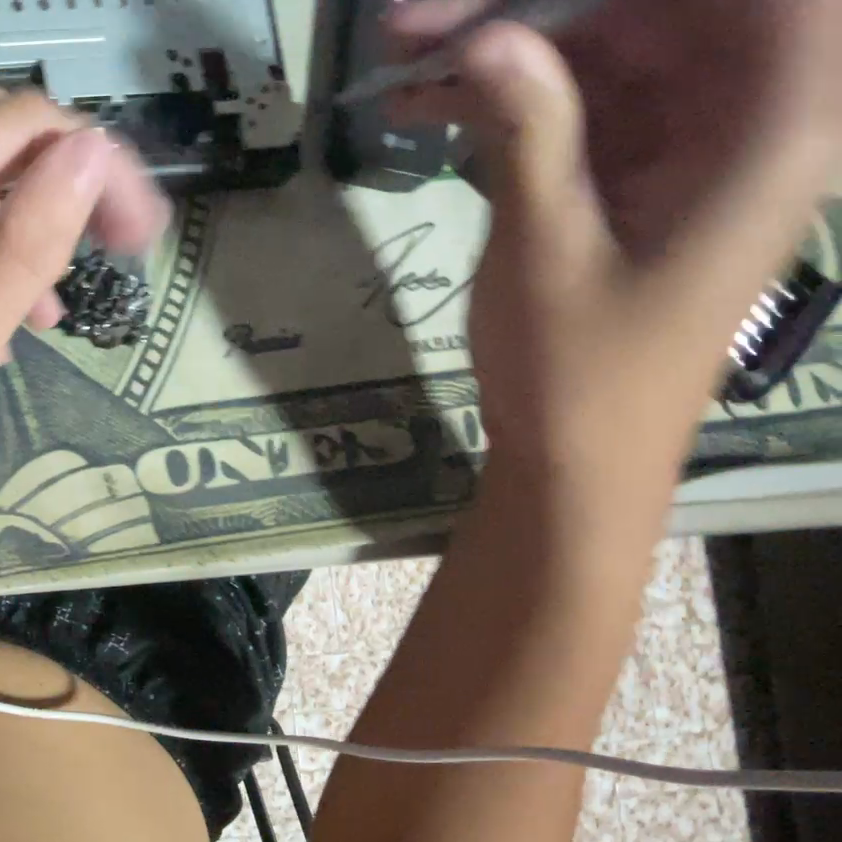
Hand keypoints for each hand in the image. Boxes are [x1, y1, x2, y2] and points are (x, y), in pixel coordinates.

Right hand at [388, 0, 840, 472]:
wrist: (576, 461)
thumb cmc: (579, 372)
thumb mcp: (546, 252)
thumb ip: (528, 134)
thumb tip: (485, 38)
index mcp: (775, 126)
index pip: (759, 0)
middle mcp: (745, 115)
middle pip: (662, 13)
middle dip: (537, 7)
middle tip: (417, 21)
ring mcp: (684, 144)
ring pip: (606, 53)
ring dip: (504, 53)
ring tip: (400, 63)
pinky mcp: (631, 176)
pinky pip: (574, 108)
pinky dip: (503, 105)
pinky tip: (424, 109)